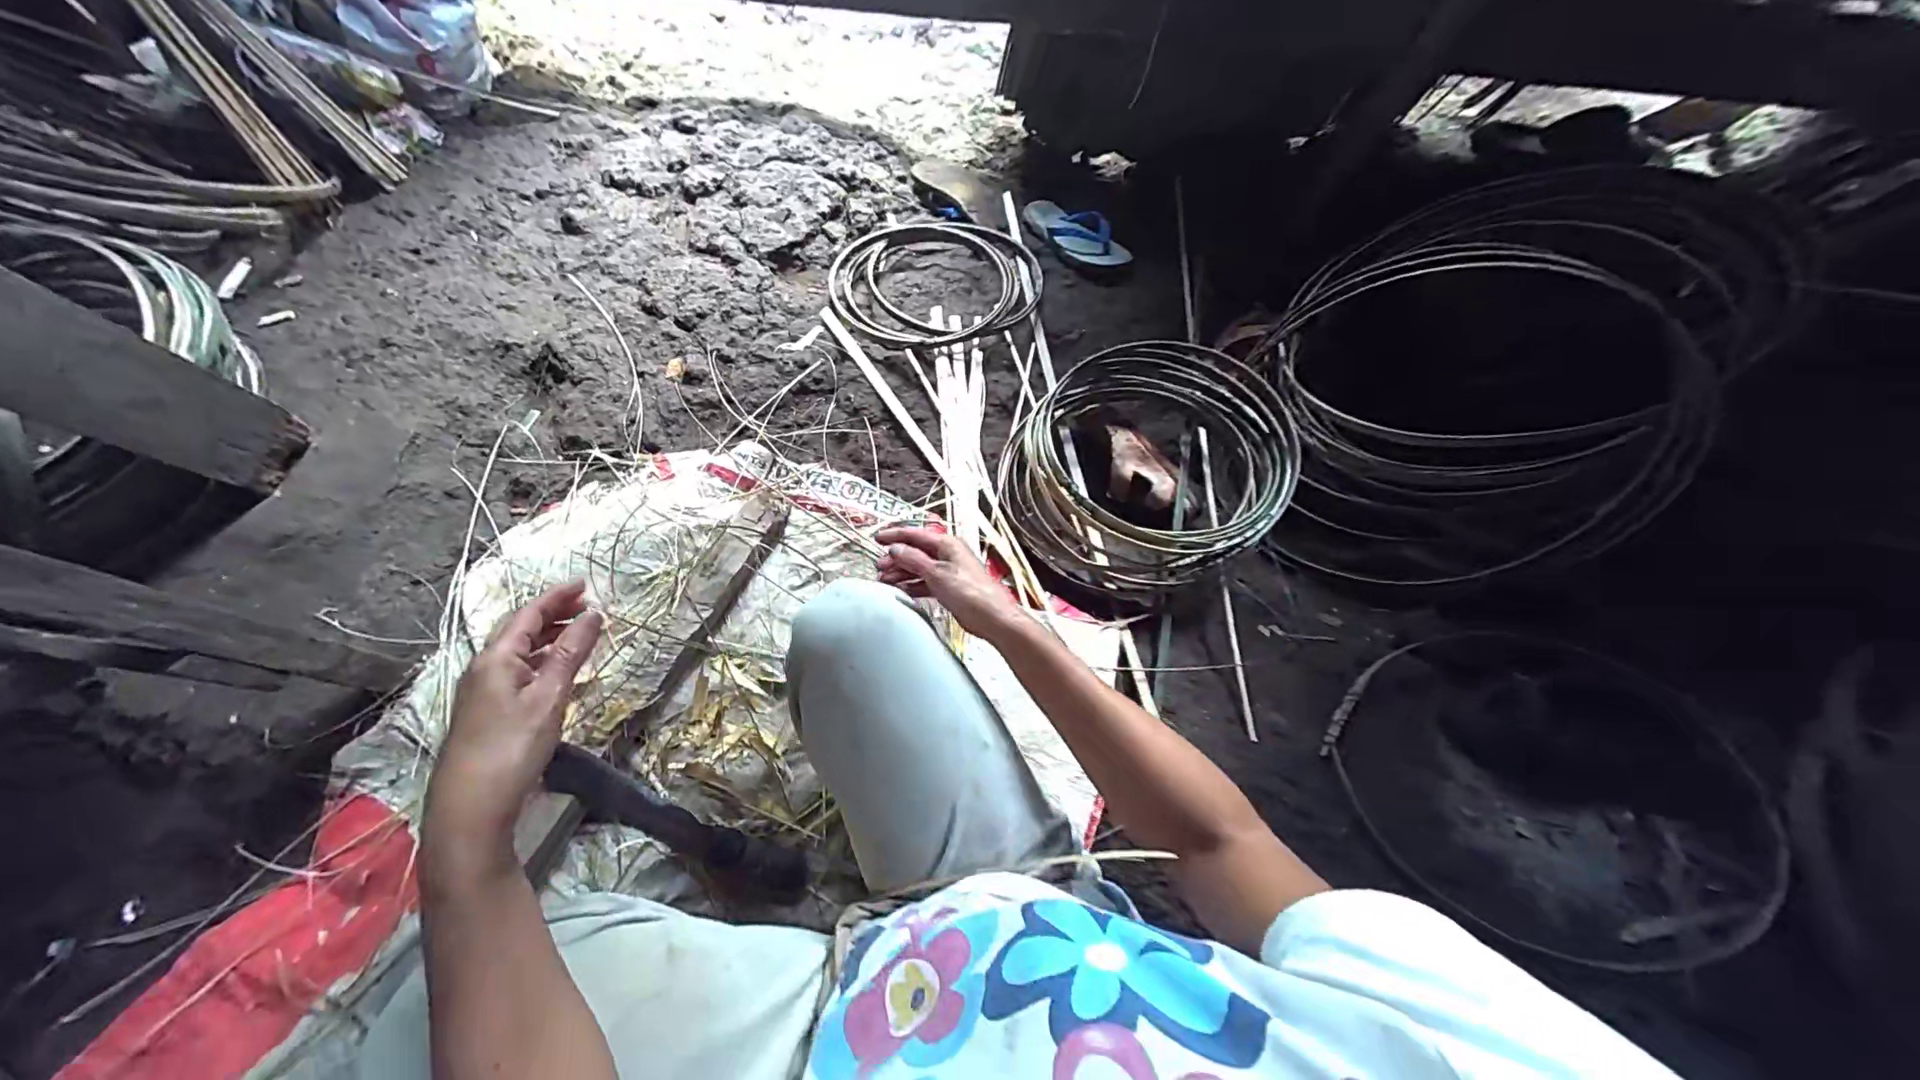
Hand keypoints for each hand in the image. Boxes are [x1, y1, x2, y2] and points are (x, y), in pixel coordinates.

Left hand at [425, 582, 603, 868]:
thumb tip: (594, 614)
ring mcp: (484, 692)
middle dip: (553, 614)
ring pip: (520, 652)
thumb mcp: (549, 697)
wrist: (471, 807)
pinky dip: (544, 661)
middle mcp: (485, 669)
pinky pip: (520, 671)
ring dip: (550, 638)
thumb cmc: (512, 747)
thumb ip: (571, 653)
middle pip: (520, 630)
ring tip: (579, 633)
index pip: (527, 615)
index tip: (585, 584)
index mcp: (495, 659)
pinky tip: (559, 671)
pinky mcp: (489, 712)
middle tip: (586, 606)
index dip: (556, 597)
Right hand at [875, 526, 1024, 640]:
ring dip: (901, 572)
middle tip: (879, 565)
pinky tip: (901, 589)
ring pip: (919, 567)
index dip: (895, 535)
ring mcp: (948, 571)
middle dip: (896, 558)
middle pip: (915, 551)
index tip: (878, 537)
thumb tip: (896, 549)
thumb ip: (914, 560)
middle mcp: (948, 555)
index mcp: (947, 544)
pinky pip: (925, 581)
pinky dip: (912, 585)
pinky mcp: (949, 587)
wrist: (991, 616)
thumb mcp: (936, 573)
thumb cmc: (972, 593)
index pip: (915, 534)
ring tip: (885, 579)